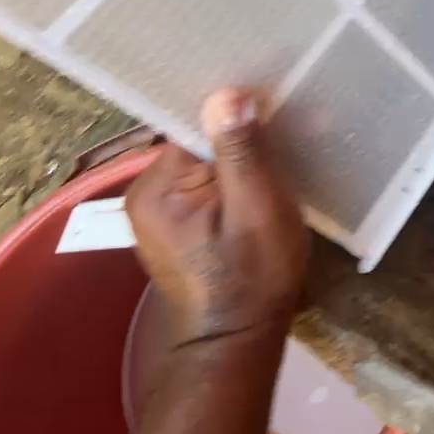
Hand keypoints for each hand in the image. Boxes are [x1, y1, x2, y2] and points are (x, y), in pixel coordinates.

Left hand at [125, 88, 310, 346]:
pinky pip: (207, 182)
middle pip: (200, 141)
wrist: (239, 339)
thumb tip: (225, 94)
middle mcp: (147, 194)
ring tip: (280, 156)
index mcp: (157, 187)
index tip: (273, 108)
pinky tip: (263, 183)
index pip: (196, 125)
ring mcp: (160, 211)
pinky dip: (235, 178)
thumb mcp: (257, 206)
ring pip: (206, 161)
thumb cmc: (253, 273)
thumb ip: (240, 151)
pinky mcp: (178, 224)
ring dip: (241, 158)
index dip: (236, 115)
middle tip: (286, 134)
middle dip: (242, 137)